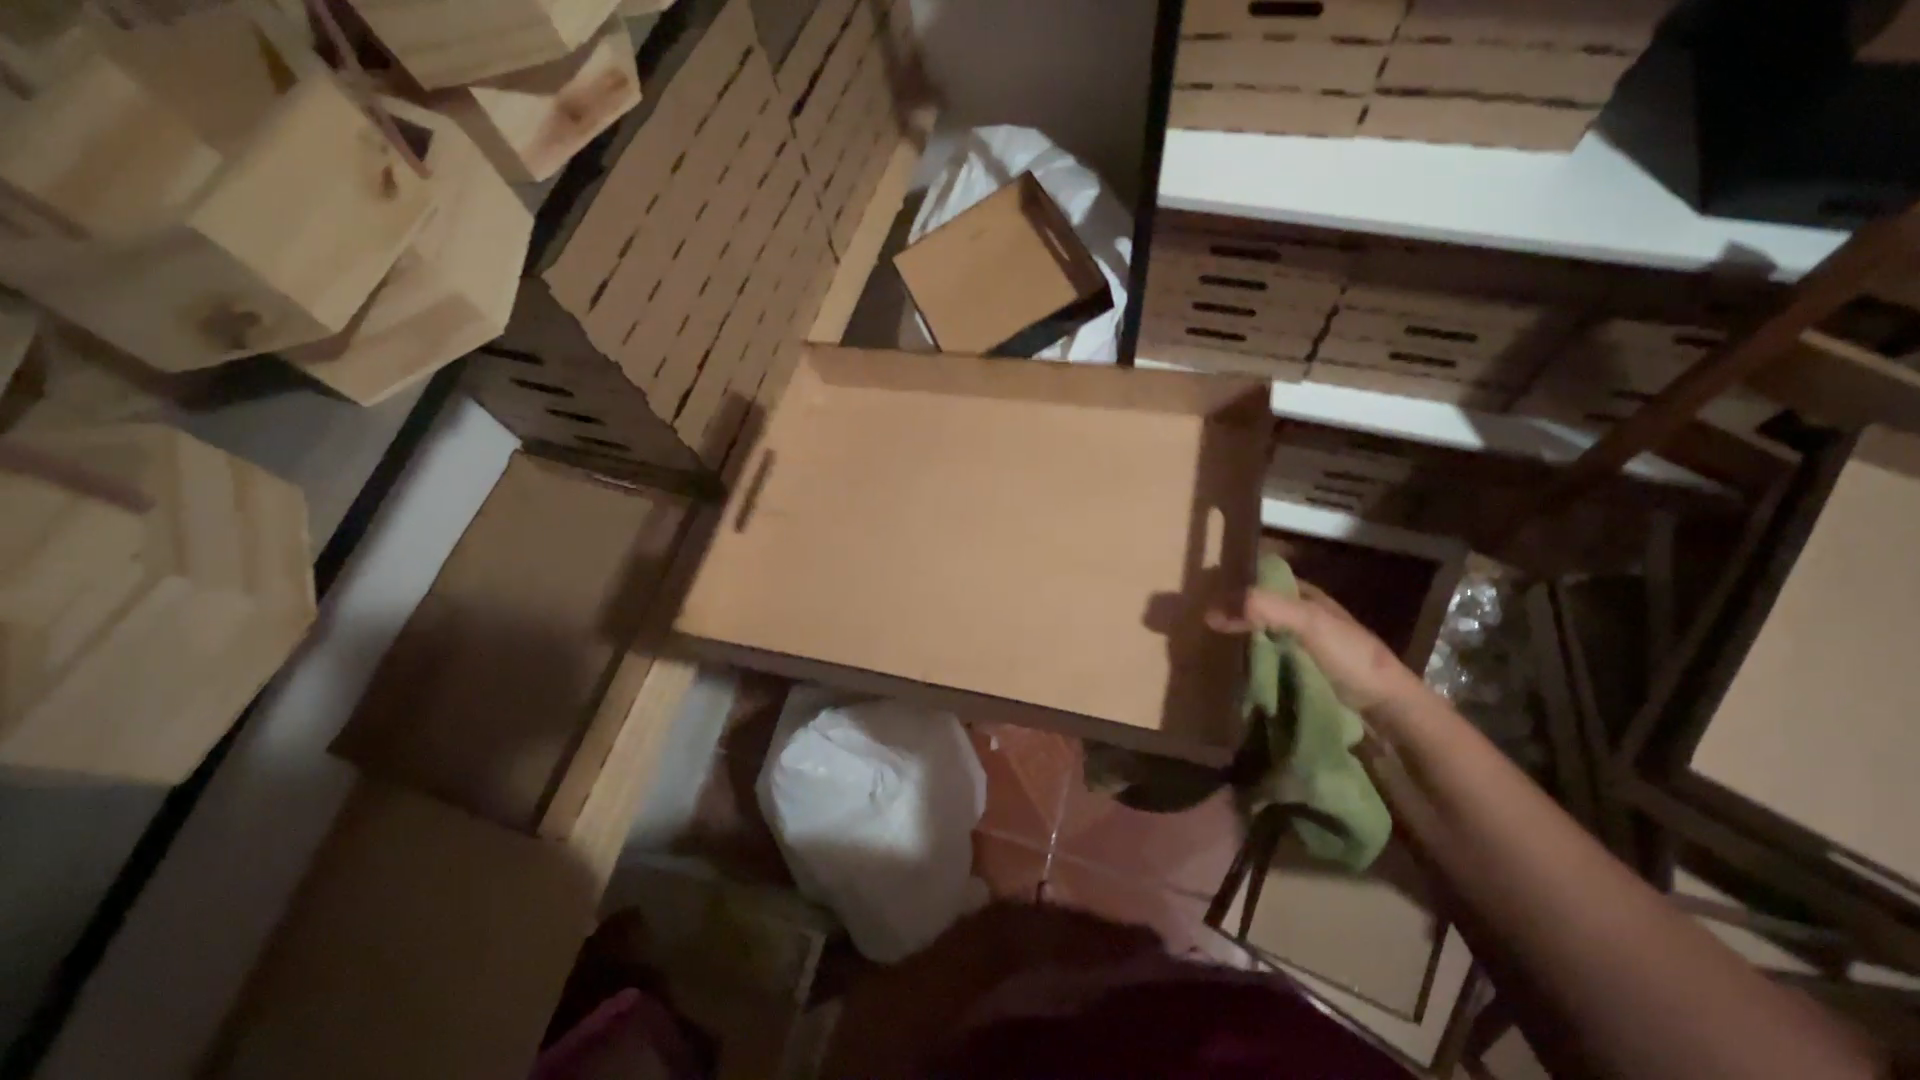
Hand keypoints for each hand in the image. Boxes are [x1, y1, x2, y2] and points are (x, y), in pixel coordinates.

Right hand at [1206, 583, 1430, 713]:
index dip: (1234, 584)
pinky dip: (1249, 664)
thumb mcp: (1308, 623)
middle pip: (1258, 609)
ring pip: (1261, 636)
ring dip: (1238, 642)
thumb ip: (1265, 608)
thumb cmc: (1350, 656)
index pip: (1262, 580)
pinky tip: (1231, 672)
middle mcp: (1303, 617)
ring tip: (1206, 649)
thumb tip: (1209, 612)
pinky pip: (1266, 663)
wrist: (1386, 705)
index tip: (1203, 598)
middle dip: (1232, 615)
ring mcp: (1302, 647)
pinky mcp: (1301, 674)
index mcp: (1307, 596)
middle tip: (1198, 626)